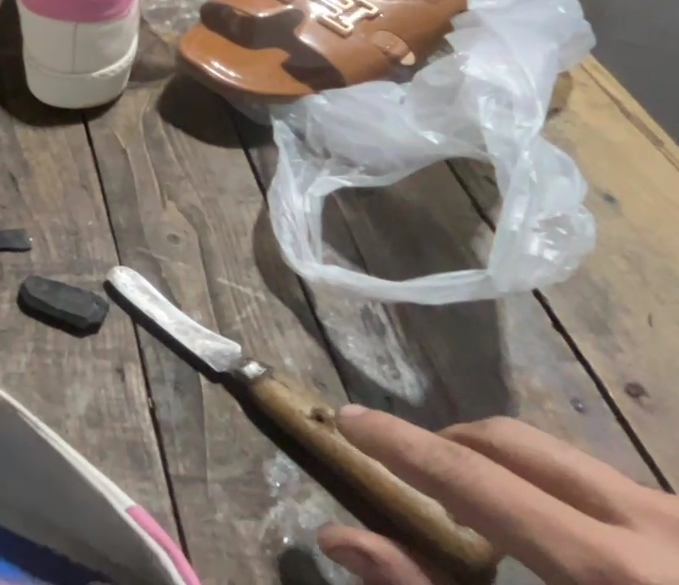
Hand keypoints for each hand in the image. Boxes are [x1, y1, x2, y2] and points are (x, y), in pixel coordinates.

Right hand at [318, 405, 678, 584]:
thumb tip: (341, 537)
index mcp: (605, 571)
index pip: (466, 475)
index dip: (395, 442)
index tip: (344, 418)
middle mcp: (658, 529)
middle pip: (512, 442)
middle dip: (450, 446)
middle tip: (418, 476)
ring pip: (569, 461)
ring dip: (513, 476)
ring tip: (503, 526)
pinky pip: (621, 490)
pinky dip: (572, 502)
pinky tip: (580, 557)